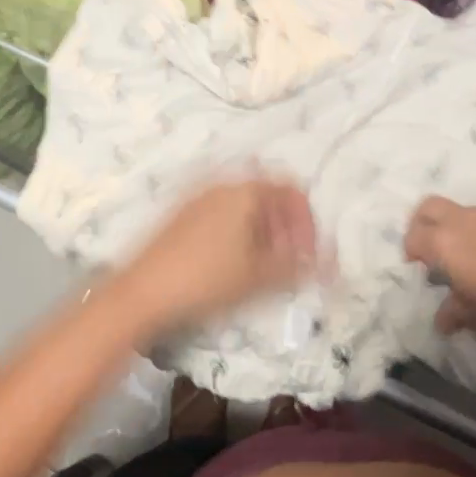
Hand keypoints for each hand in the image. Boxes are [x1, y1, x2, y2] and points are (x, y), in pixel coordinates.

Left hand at [110, 179, 317, 335]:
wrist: (141, 292)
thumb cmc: (206, 280)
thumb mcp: (261, 276)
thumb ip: (302, 266)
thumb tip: (334, 264)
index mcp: (244, 189)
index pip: (291, 190)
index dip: (307, 221)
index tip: (311, 253)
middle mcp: (220, 184)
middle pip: (267, 195)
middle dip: (285, 227)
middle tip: (289, 263)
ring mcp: (197, 197)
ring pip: (243, 206)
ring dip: (262, 232)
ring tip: (263, 268)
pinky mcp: (180, 214)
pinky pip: (221, 214)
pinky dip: (238, 233)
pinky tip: (232, 266)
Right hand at [404, 197, 475, 343]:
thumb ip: (454, 313)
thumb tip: (442, 318)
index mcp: (446, 244)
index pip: (414, 237)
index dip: (412, 251)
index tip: (421, 269)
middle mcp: (466, 219)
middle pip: (430, 207)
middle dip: (424, 224)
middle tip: (435, 250)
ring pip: (468, 212)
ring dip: (464, 230)